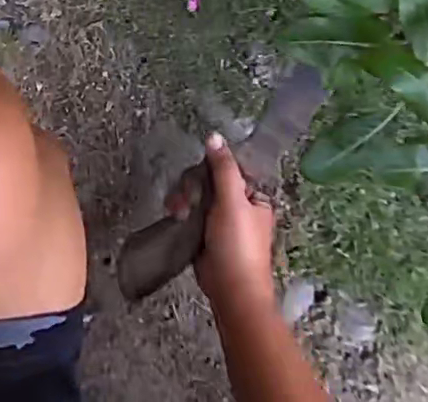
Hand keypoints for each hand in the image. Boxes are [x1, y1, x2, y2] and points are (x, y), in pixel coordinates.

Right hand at [193, 133, 277, 313]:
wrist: (231, 291)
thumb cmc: (237, 245)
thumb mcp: (232, 201)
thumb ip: (223, 168)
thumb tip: (214, 136)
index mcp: (254, 196)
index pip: (230, 167)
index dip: (212, 165)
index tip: (200, 172)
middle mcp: (238, 204)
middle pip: (209, 179)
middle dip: (193, 185)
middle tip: (187, 197)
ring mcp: (220, 218)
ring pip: (196, 193)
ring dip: (184, 198)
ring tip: (177, 211)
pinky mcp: (204, 231)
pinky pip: (190, 210)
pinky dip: (181, 211)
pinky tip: (174, 215)